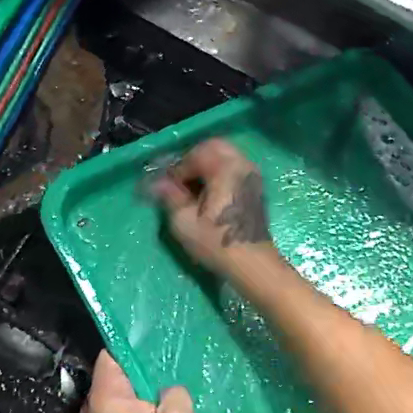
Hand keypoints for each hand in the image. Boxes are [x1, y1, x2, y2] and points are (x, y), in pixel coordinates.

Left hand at [80, 351, 198, 412]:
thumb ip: (176, 398)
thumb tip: (168, 391)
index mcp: (106, 401)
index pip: (111, 356)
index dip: (131, 343)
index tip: (154, 336)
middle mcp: (92, 412)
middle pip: (116, 378)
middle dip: (141, 371)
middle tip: (171, 364)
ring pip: (120, 400)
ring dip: (142, 396)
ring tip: (169, 390)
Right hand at [150, 139, 281, 277]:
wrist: (253, 264)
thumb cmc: (217, 243)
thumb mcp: (184, 222)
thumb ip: (170, 196)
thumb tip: (155, 182)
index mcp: (225, 169)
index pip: (195, 154)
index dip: (178, 170)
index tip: (168, 189)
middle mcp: (242, 165)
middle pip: (214, 147)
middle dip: (193, 161)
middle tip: (181, 183)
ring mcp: (253, 176)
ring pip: (226, 156)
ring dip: (207, 167)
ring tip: (194, 190)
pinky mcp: (256, 188)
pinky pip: (235, 168)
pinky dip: (220, 174)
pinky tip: (211, 196)